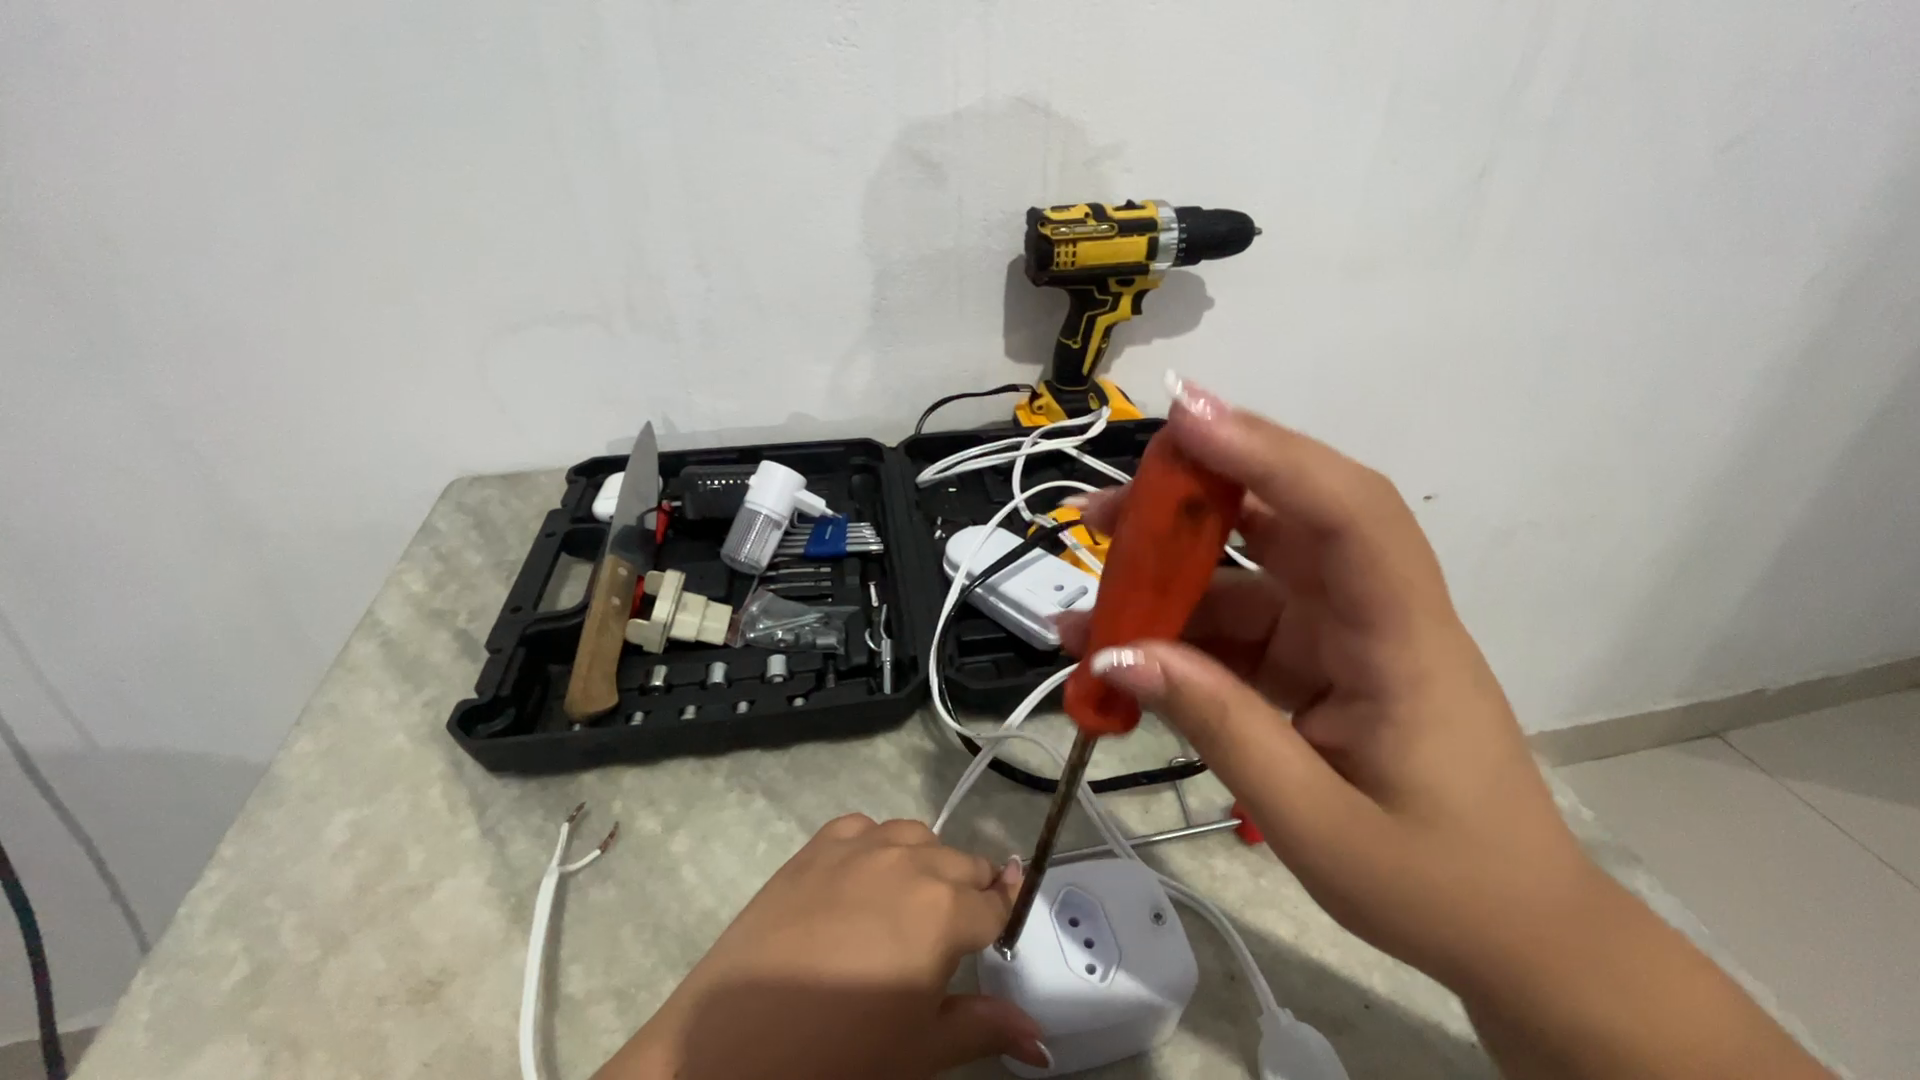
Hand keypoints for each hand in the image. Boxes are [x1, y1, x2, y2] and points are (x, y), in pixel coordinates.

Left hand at [596, 814, 1046, 1079]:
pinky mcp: (815, 846)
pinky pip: (865, 828)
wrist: (732, 1044)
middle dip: (970, 894)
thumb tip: (1039, 1037)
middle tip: (953, 938)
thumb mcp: (919, 1049)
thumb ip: (984, 1027)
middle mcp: (909, 862)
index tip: (1008, 923)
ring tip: (908, 907)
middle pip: (963, 864)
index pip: (997, 903)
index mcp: (945, 910)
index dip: (1007, 916)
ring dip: (927, 864)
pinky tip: (862, 883)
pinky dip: (877, 847)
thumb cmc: (840, 1054)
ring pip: (917, 838)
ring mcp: (859, 847)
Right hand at [1058, 379, 1827, 1079]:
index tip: (1183, 419)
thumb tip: (1117, 654)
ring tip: (1084, 601)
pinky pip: (1241, 628)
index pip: (1346, 512)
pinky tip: (1120, 655)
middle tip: (1100, 511)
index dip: (1267, 452)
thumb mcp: (1314, 822)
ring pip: (1250, 573)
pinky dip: (1180, 634)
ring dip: (1169, 576)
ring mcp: (1345, 636)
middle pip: (1288, 519)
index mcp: (1403, 640)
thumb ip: (1218, 727)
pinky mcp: (1321, 664)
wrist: (1516, 935)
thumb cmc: (1438, 886)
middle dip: (1192, 500)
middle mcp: (1376, 614)